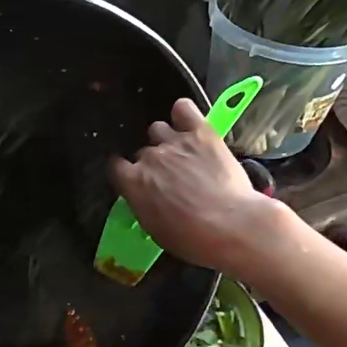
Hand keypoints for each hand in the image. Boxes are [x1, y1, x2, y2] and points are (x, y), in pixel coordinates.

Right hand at [107, 98, 290, 276]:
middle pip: (142, 151)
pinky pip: (183, 108)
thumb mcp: (156, 229)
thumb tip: (143, 195)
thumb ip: (144, 204)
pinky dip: (183, 113)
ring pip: (158, 128)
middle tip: (170, 177)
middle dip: (152, 162)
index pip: (116, 166)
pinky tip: (188, 123)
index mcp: (133, 182)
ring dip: (166, 139)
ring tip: (182, 152)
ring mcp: (175, 141)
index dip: (126, 172)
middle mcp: (149, 157)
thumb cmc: (193, 238)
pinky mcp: (201, 132)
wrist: (231, 225)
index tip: (136, 179)